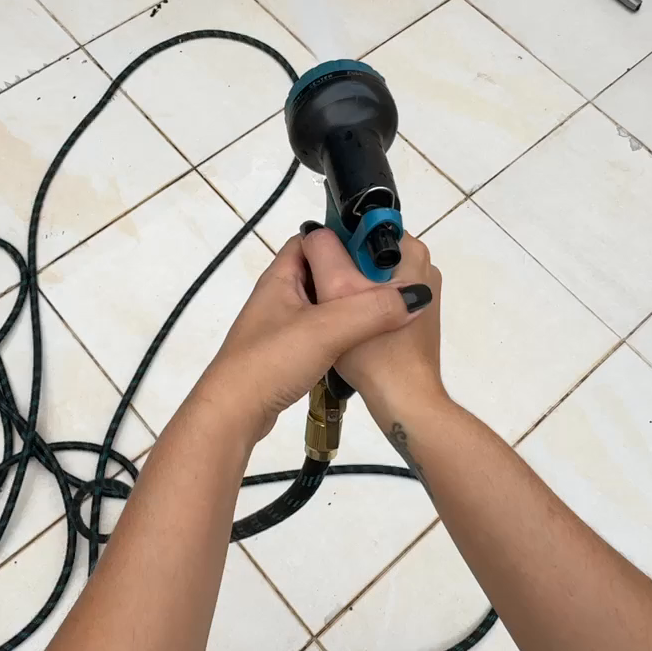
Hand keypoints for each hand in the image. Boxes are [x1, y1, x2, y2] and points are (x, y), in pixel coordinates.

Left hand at [189, 226, 428, 440]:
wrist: (233, 413)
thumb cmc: (272, 360)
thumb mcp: (327, 329)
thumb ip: (372, 310)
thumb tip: (418, 295)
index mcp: (280, 277)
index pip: (313, 239)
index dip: (343, 237)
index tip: (381, 245)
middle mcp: (278, 296)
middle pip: (321, 273)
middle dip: (352, 274)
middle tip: (392, 280)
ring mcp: (280, 327)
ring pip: (322, 306)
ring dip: (348, 307)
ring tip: (386, 309)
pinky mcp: (285, 354)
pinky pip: (319, 334)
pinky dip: (340, 334)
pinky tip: (361, 344)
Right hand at [313, 229, 443, 418]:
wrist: (402, 399)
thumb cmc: (373, 347)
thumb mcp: (338, 291)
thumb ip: (323, 251)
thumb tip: (314, 232)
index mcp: (411, 252)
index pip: (364, 226)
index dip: (335, 242)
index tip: (319, 268)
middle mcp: (421, 267)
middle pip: (363, 252)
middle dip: (338, 268)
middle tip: (321, 295)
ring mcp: (418, 294)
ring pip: (367, 277)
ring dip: (345, 290)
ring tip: (330, 312)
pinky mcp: (411, 316)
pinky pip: (375, 297)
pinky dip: (357, 307)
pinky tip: (345, 326)